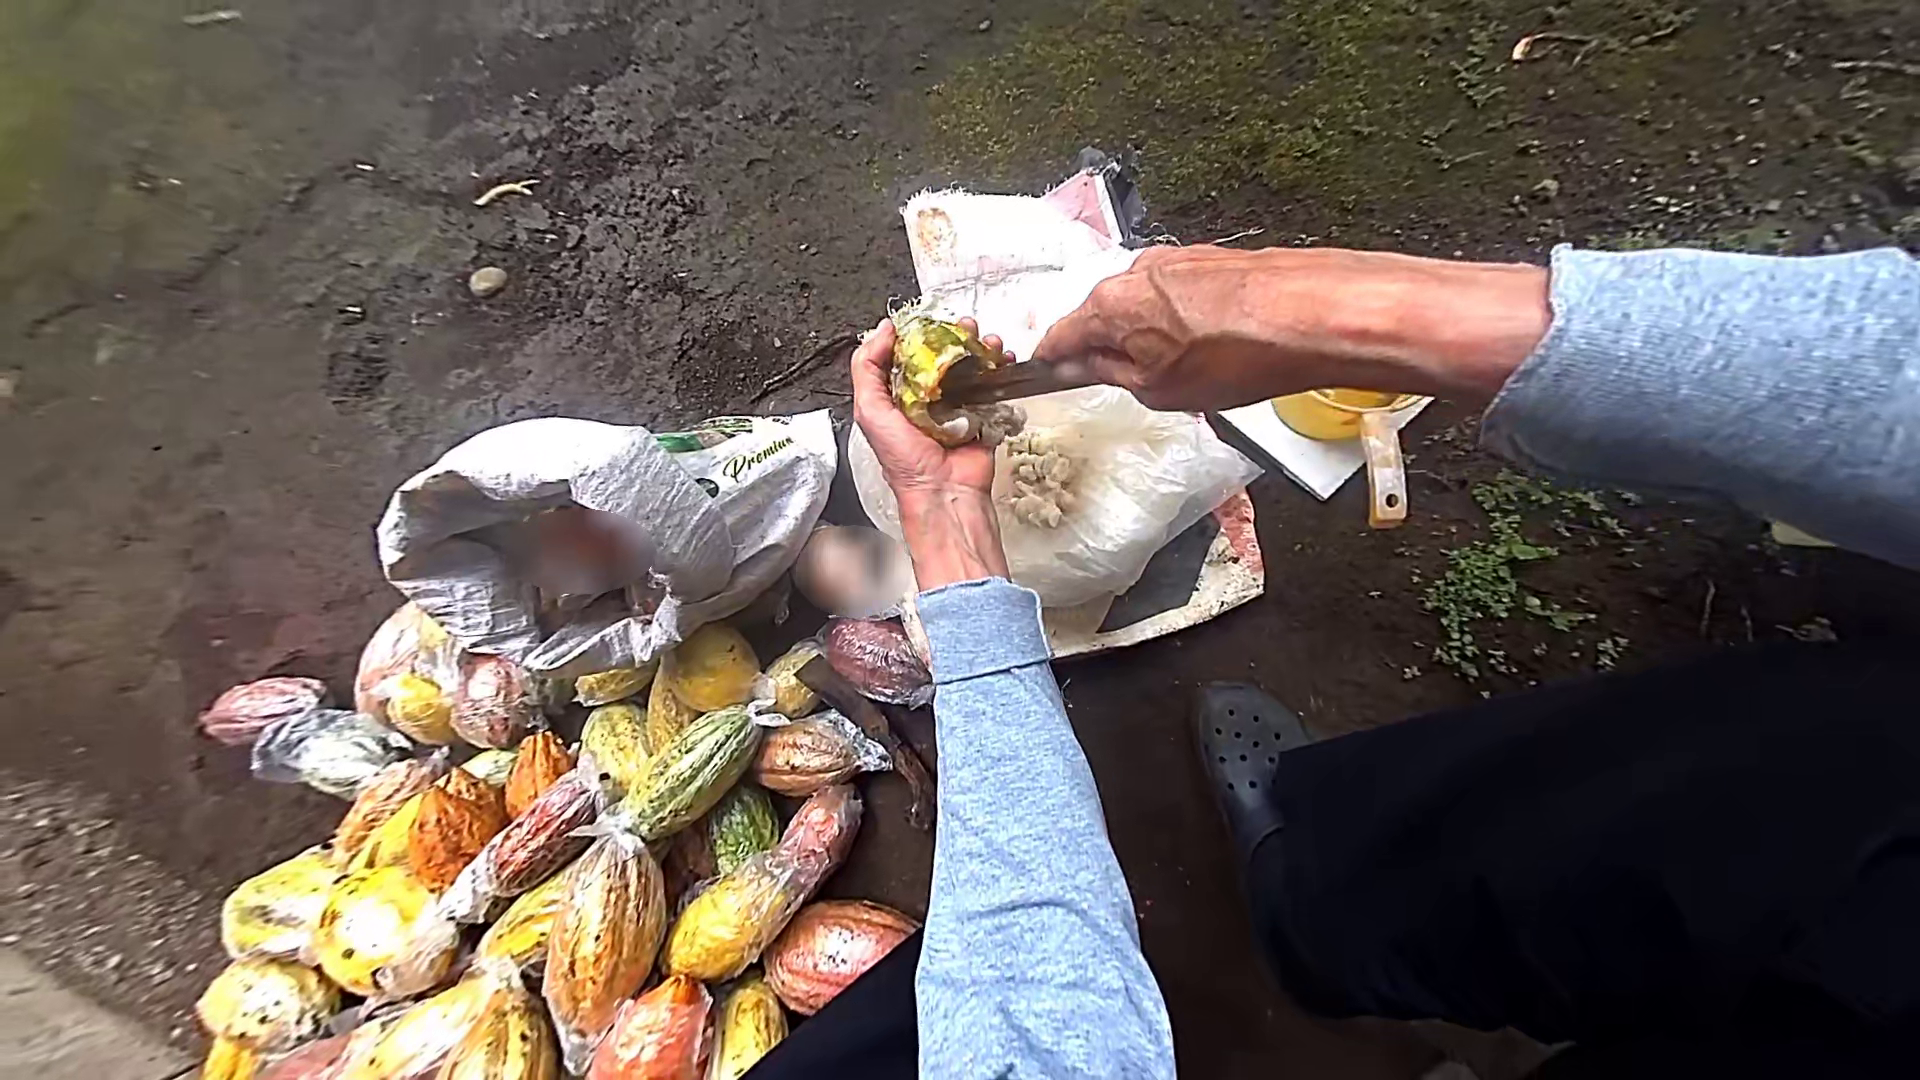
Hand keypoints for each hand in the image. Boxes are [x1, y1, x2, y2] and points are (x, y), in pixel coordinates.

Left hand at [850, 317, 1010, 589]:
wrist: (944, 492)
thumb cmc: (904, 461)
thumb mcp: (870, 411)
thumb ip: (867, 369)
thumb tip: (882, 331)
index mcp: (899, 395)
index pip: (908, 353)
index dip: (919, 332)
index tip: (930, 320)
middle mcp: (929, 398)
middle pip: (943, 354)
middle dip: (955, 335)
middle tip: (963, 327)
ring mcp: (958, 405)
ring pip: (970, 365)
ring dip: (980, 347)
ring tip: (986, 340)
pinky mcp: (982, 414)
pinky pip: (992, 385)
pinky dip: (999, 368)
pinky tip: (1001, 359)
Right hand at [1029, 245, 1552, 410]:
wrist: (1320, 317)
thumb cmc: (1237, 358)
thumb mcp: (1156, 387)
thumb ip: (1105, 373)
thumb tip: (1075, 366)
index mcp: (1109, 304)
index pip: (1058, 335)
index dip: (1051, 362)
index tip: (1050, 378)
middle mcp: (1134, 272)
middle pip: (1096, 317)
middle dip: (1101, 349)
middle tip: (1122, 385)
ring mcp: (1173, 261)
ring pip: (1134, 307)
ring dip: (1139, 337)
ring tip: (1172, 372)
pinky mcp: (1207, 260)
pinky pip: (1167, 297)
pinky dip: (1169, 323)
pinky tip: (1198, 349)